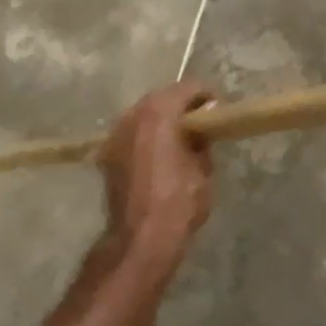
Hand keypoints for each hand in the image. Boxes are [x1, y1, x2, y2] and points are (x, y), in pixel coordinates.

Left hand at [98, 81, 215, 271]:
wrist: (140, 238)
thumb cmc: (179, 202)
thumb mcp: (203, 169)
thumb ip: (202, 140)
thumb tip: (201, 128)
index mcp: (160, 111)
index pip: (189, 88)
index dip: (207, 97)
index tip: (218, 113)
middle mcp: (133, 113)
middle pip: (162, 97)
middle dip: (182, 107)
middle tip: (201, 125)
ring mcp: (116, 132)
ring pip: (143, 114)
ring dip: (161, 121)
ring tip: (179, 141)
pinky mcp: (107, 152)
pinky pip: (131, 134)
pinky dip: (145, 137)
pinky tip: (158, 156)